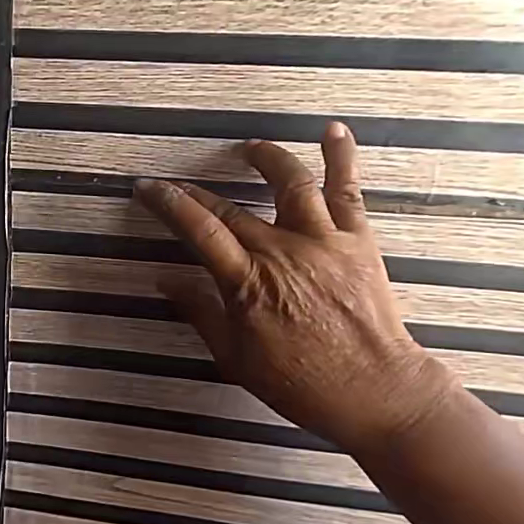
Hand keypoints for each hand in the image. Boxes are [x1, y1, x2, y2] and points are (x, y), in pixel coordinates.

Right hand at [134, 123, 459, 457]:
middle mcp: (282, 253)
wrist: (374, 392)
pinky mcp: (357, 242)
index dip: (169, 203)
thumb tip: (165, 281)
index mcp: (247, 283)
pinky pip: (347, 191)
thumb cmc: (299, 382)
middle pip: (231, 207)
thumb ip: (199, 311)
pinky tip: (331, 132)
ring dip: (265, 159)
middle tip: (178, 185)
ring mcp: (323, 242)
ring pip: (290, 183)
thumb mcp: (233, 355)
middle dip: (197, 192)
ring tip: (248, 147)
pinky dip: (341, 158)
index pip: (198, 229)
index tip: (149, 189)